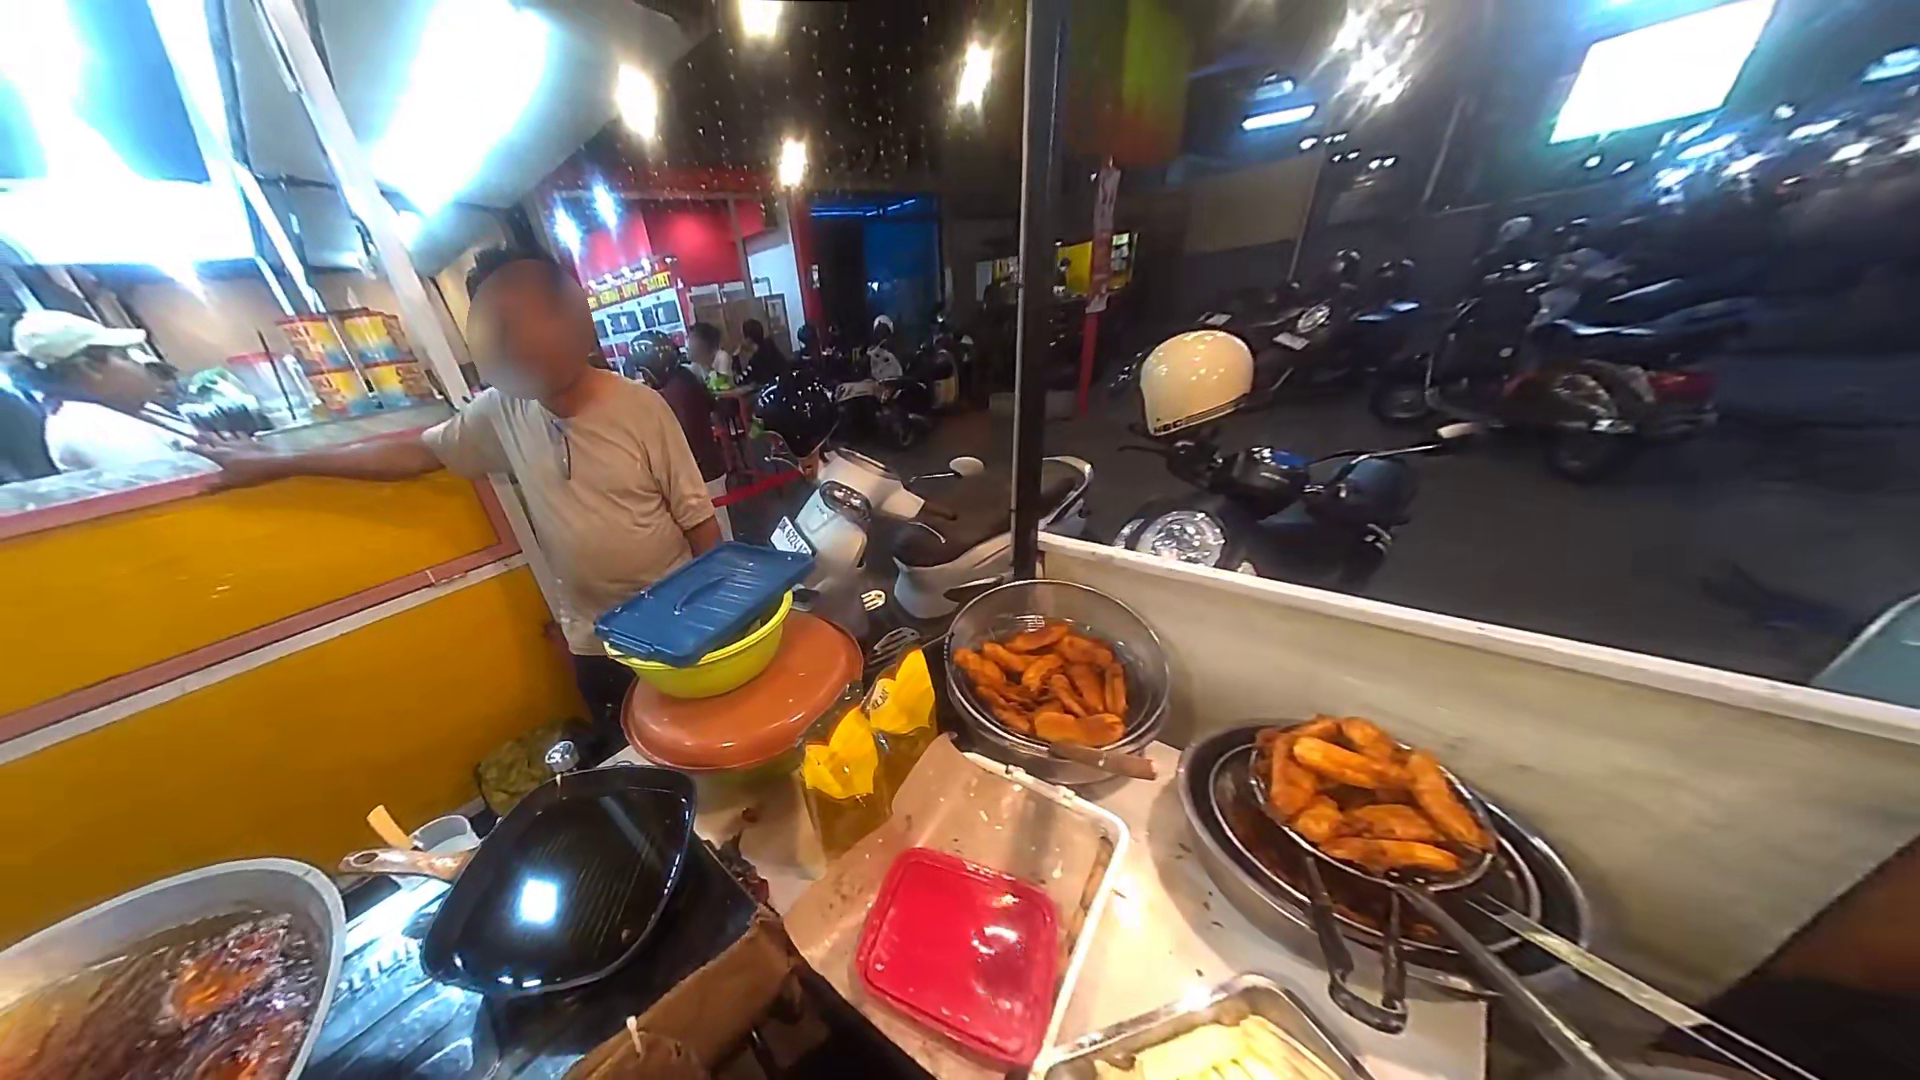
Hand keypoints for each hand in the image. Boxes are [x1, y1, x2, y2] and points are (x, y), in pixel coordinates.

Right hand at [188, 434, 286, 487]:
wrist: (278, 463)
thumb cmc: (253, 474)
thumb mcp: (232, 481)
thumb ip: (216, 485)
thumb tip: (198, 490)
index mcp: (217, 455)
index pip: (200, 449)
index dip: (192, 447)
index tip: (185, 445)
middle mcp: (226, 446)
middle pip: (211, 438)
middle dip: (201, 436)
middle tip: (194, 432)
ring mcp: (241, 442)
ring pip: (225, 434)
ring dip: (218, 432)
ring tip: (212, 430)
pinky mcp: (254, 441)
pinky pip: (242, 434)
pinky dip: (237, 432)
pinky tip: (237, 431)